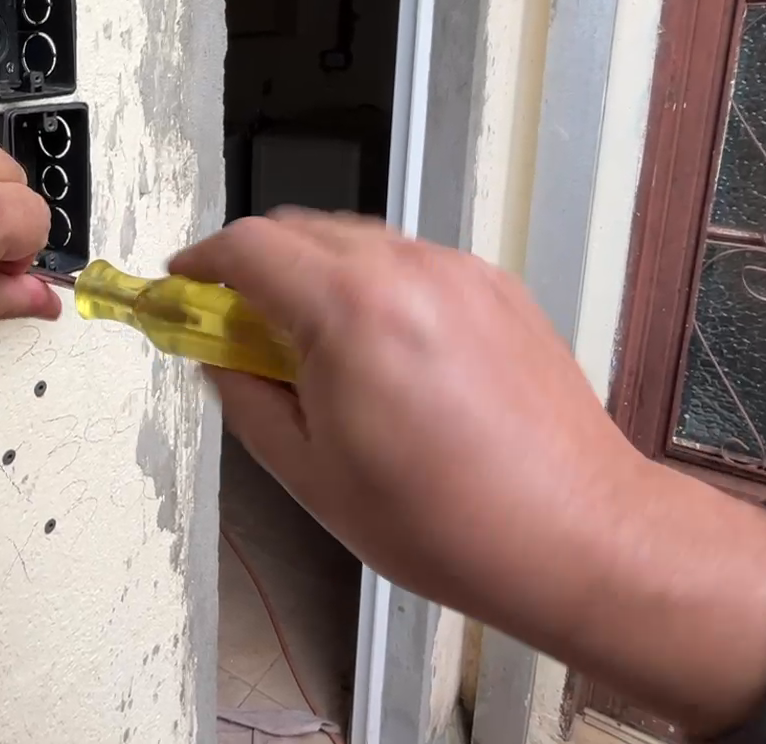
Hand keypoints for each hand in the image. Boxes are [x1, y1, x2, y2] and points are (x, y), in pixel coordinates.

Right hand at [171, 211, 765, 736]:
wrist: (585, 539)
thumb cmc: (440, 522)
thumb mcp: (308, 471)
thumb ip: (242, 395)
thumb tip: (216, 354)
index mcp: (350, 311)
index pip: (246, 247)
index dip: (199, 262)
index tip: (180, 285)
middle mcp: (404, 267)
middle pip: (292, 227)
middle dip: (247, 263)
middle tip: (235, 320)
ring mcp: (455, 268)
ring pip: (346, 234)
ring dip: (304, 266)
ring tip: (306, 333)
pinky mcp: (490, 281)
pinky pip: (399, 254)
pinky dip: (360, 276)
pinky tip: (372, 336)